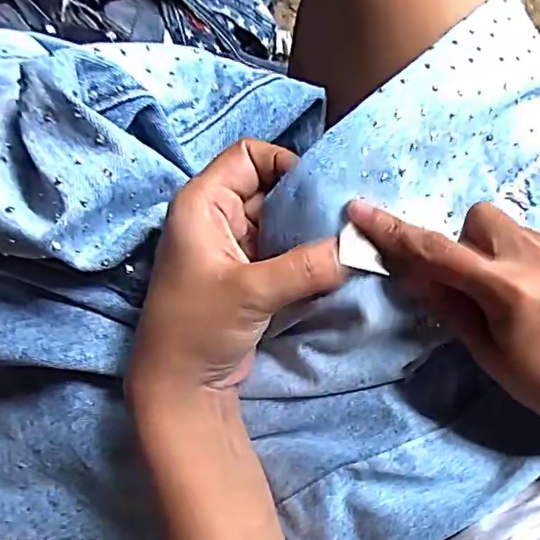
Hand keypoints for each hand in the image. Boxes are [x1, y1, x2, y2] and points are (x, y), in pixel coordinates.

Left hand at [129, 140, 345, 403]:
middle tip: (347, 222)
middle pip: (271, 191)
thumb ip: (306, 268)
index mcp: (205, 204)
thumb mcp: (252, 291)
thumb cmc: (199, 327)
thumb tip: (355, 248)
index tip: (324, 194)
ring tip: (346, 246)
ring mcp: (237, 252)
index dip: (287, 165)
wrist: (184, 383)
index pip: (250, 157)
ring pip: (282, 227)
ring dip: (311, 236)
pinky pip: (286, 257)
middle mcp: (220, 219)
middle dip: (308, 204)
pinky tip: (333, 270)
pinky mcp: (252, 280)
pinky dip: (308, 261)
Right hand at [345, 199, 539, 436]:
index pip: (440, 253)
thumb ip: (450, 305)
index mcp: (508, 290)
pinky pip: (538, 240)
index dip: (397, 233)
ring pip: (510, 226)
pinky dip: (525, 259)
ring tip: (512, 293)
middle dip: (466, 243)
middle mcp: (537, 260)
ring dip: (496, 250)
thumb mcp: (486, 351)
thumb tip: (413, 272)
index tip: (362, 212)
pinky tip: (539, 295)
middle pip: (479, 217)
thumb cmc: (536, 381)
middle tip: (476, 285)